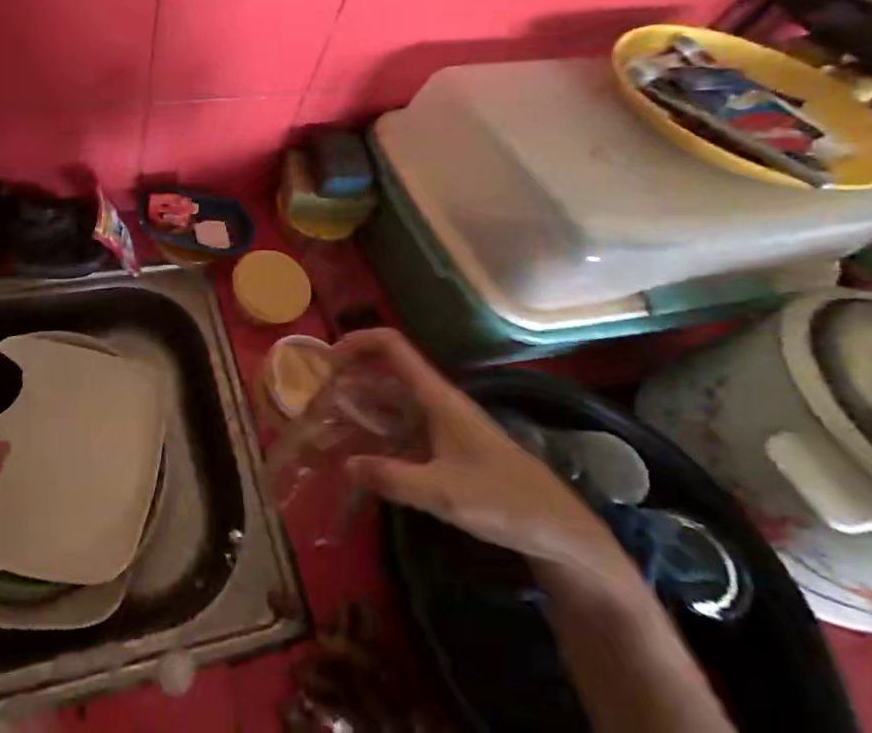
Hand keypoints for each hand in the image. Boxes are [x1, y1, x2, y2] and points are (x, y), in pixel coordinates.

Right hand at [338, 329, 625, 578]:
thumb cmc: (504, 501)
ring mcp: (442, 425)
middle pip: (385, 374)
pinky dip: (376, 433)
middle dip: (348, 379)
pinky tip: (358, 456)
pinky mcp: (446, 447)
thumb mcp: (443, 494)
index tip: (324, 361)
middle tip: (313, 402)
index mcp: (438, 398)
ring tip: (325, 426)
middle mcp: (436, 403)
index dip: (356, 341)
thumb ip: (392, 477)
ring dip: (359, 407)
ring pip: (392, 403)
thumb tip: (345, 464)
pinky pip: (401, 428)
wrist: (558, 529)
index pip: (392, 347)